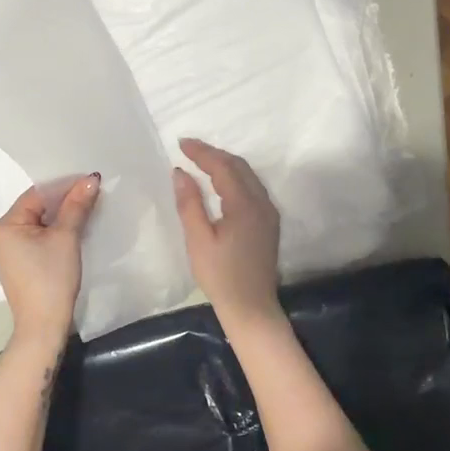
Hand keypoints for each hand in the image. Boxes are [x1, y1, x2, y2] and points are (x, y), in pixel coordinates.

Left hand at [0, 174, 99, 348]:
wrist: (43, 324)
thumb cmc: (52, 279)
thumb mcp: (66, 238)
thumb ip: (76, 206)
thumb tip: (90, 179)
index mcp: (4, 225)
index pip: (36, 194)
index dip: (64, 186)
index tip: (90, 181)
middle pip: (35, 207)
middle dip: (63, 201)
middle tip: (91, 193)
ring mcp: (6, 251)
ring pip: (37, 223)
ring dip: (60, 216)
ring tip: (86, 208)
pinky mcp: (17, 264)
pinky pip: (35, 238)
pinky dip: (53, 232)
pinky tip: (73, 229)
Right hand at [174, 138, 283, 329]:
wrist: (251, 307)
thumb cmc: (220, 276)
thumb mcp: (198, 241)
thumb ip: (190, 204)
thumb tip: (181, 173)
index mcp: (245, 205)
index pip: (223, 167)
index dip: (203, 152)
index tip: (181, 143)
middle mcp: (262, 203)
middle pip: (239, 167)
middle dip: (215, 154)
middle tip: (190, 149)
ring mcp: (269, 213)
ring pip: (248, 176)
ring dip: (226, 165)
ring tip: (202, 162)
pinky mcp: (269, 224)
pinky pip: (252, 189)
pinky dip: (235, 178)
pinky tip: (220, 184)